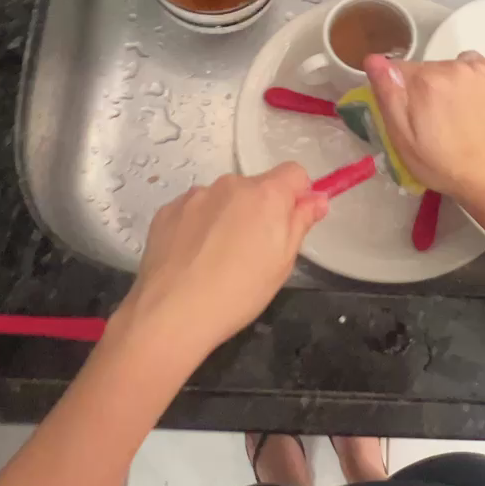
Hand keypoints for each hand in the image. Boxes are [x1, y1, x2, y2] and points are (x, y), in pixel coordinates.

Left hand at [116, 164, 327, 362]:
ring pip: (223, 198)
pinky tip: (193, 257)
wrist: (171, 313)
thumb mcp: (282, 263)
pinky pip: (194, 209)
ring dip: (227, 216)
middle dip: (260, 210)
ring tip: (218, 258)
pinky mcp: (168, 210)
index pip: (294, 172)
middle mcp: (230, 184)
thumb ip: (300, 223)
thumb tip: (316, 199)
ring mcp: (195, 195)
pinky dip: (199, 225)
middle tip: (254, 251)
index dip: (298, 195)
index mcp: (265, 195)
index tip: (291, 222)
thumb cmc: (238, 293)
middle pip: (256, 186)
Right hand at [364, 52, 484, 206]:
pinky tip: (470, 103)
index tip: (407, 115)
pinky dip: (466, 79)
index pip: (395, 69)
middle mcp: (451, 66)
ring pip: (446, 67)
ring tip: (453, 115)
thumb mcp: (403, 139)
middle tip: (430, 121)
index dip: (396, 91)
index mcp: (424, 81)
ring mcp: (477, 69)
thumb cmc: (441, 165)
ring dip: (443, 84)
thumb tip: (374, 60)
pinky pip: (470, 66)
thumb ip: (388, 95)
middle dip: (420, 88)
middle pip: (422, 68)